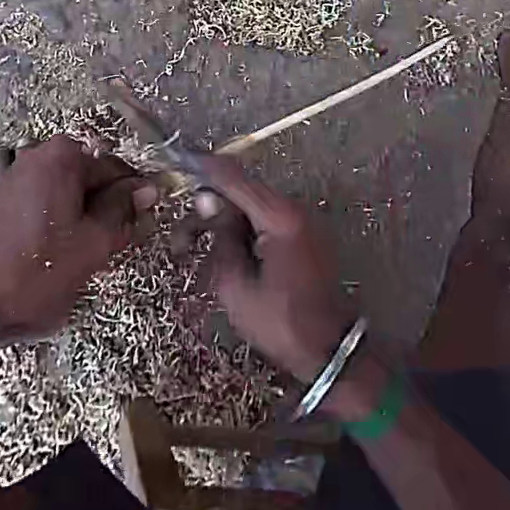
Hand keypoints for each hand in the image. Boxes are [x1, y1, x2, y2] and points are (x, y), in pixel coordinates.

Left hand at [0, 136, 155, 343]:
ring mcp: (17, 174)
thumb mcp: (93, 243)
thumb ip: (123, 210)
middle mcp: (40, 154)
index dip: (132, 201)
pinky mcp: (1, 196)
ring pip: (69, 192)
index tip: (137, 230)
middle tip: (107, 247)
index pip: (118, 171)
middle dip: (105, 209)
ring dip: (82, 218)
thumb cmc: (35, 268)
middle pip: (92, 179)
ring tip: (80, 254)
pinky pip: (45, 200)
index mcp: (66, 156)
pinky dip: (58, 221)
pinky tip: (54, 253)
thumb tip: (147, 189)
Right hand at [197, 155, 354, 381]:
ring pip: (253, 205)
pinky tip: (229, 254)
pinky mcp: (304, 233)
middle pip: (243, 190)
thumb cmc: (281, 322)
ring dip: (227, 221)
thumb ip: (220, 237)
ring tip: (203, 253)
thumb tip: (208, 201)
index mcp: (279, 216)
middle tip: (185, 239)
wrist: (330, 349)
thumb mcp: (236, 286)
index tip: (179, 160)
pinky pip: (267, 219)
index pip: (235, 177)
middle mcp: (294, 208)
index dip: (204, 167)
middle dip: (211, 206)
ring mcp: (303, 219)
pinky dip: (245, 229)